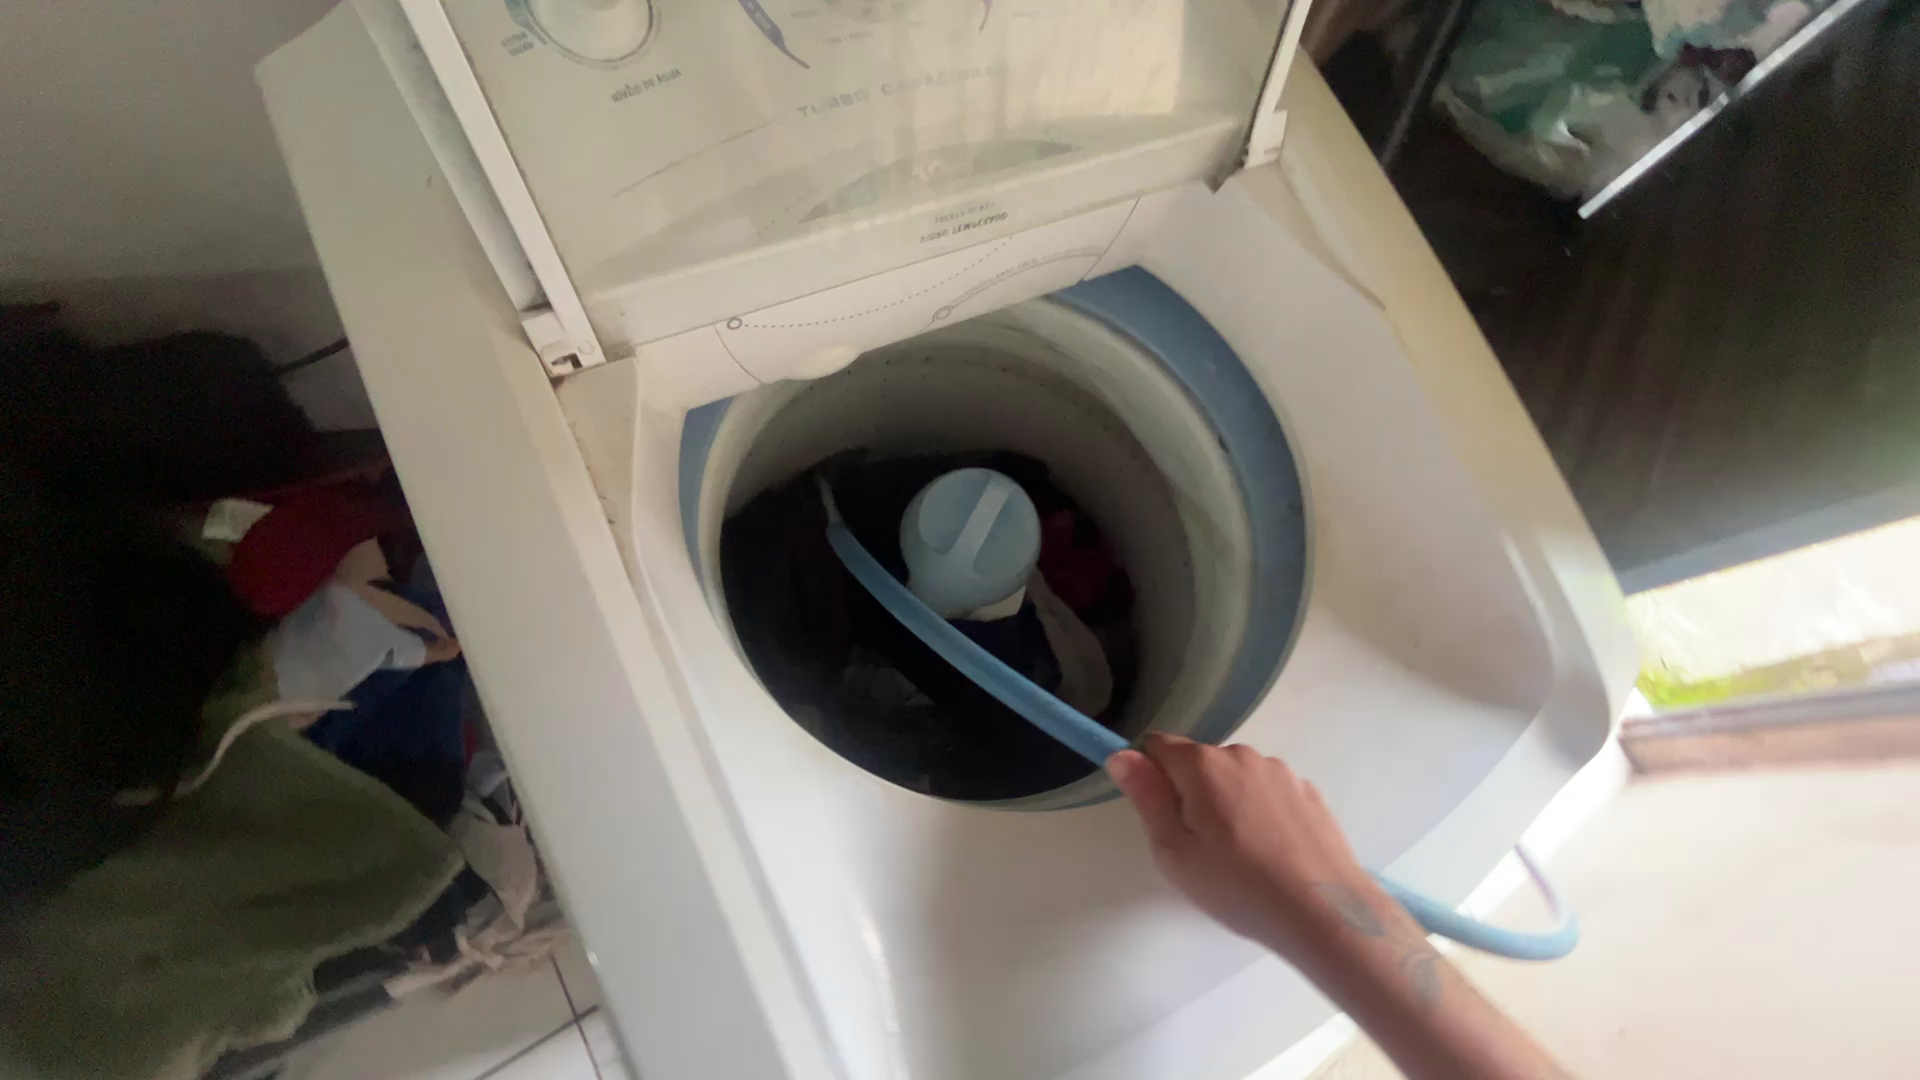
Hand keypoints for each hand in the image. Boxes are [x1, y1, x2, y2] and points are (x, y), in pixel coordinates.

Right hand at [1108, 734, 1415, 963]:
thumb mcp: (1173, 851)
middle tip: (1200, 846)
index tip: (1161, 814)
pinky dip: (1263, 811)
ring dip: (1229, 801)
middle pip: (1198, 762)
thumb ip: (1146, 796)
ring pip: (1235, 777)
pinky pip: (1269, 791)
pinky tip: (1274, 853)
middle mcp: (1240, 754)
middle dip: (1191, 792)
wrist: (1327, 915)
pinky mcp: (1309, 792)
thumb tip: (1122, 755)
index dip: (1151, 775)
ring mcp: (1280, 771)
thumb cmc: (1237, 886)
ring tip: (1242, 855)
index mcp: (1201, 764)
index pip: (1157, 745)